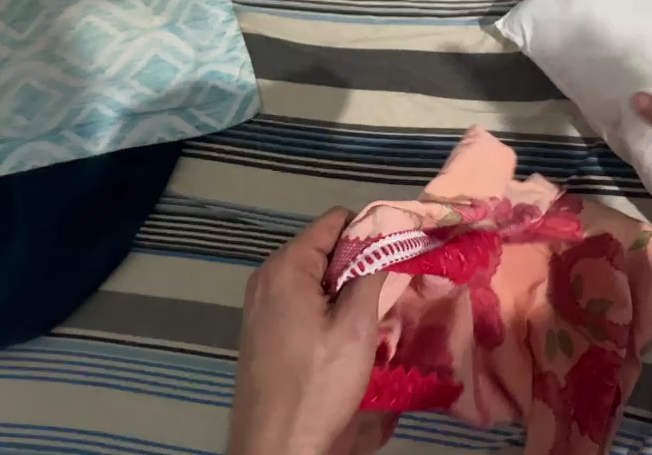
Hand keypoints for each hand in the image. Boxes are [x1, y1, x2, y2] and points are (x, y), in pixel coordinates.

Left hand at [228, 207, 388, 454]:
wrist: (273, 451)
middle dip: (355, 264)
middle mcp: (267, 274)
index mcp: (286, 265)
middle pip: (324, 246)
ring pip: (314, 274)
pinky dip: (323, 306)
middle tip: (378, 298)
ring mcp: (260, 301)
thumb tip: (388, 235)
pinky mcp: (261, 327)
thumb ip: (372, 271)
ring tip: (361, 321)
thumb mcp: (356, 326)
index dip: (368, 233)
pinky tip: (337, 338)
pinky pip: (299, 296)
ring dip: (341, 289)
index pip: (336, 220)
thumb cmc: (317, 385)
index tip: (391, 261)